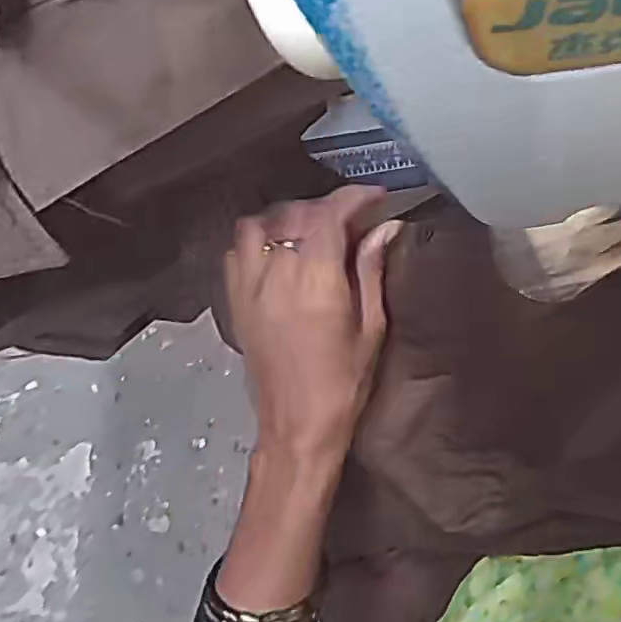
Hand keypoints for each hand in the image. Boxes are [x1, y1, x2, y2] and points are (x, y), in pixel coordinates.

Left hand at [225, 186, 402, 469]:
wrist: (298, 424)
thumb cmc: (345, 381)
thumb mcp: (372, 326)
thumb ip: (372, 270)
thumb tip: (386, 228)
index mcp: (317, 283)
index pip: (329, 216)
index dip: (354, 197)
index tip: (375, 196)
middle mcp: (277, 277)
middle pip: (295, 214)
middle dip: (328, 206)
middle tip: (355, 218)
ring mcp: (249, 288)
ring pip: (259, 225)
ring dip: (288, 217)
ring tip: (314, 230)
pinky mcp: (235, 302)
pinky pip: (236, 251)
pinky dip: (258, 239)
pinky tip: (280, 251)